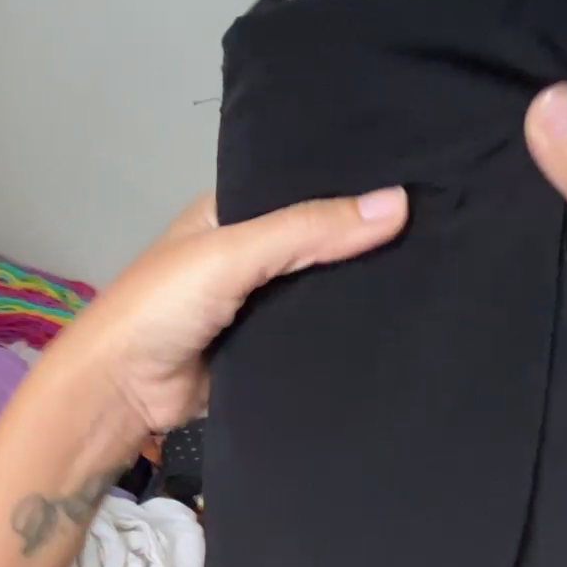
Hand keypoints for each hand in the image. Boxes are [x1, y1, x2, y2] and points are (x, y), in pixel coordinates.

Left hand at [44, 186, 407, 432]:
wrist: (123, 391)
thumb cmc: (162, 306)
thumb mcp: (231, 253)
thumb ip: (306, 231)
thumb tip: (398, 203)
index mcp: (229, 215)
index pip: (300, 187)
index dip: (350, 184)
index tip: (420, 174)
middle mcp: (245, 256)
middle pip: (314, 243)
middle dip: (362, 240)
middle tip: (444, 224)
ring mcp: (255, 306)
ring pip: (317, 292)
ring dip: (357, 289)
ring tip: (439, 267)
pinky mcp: (263, 352)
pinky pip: (310, 336)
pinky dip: (341, 331)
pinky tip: (398, 319)